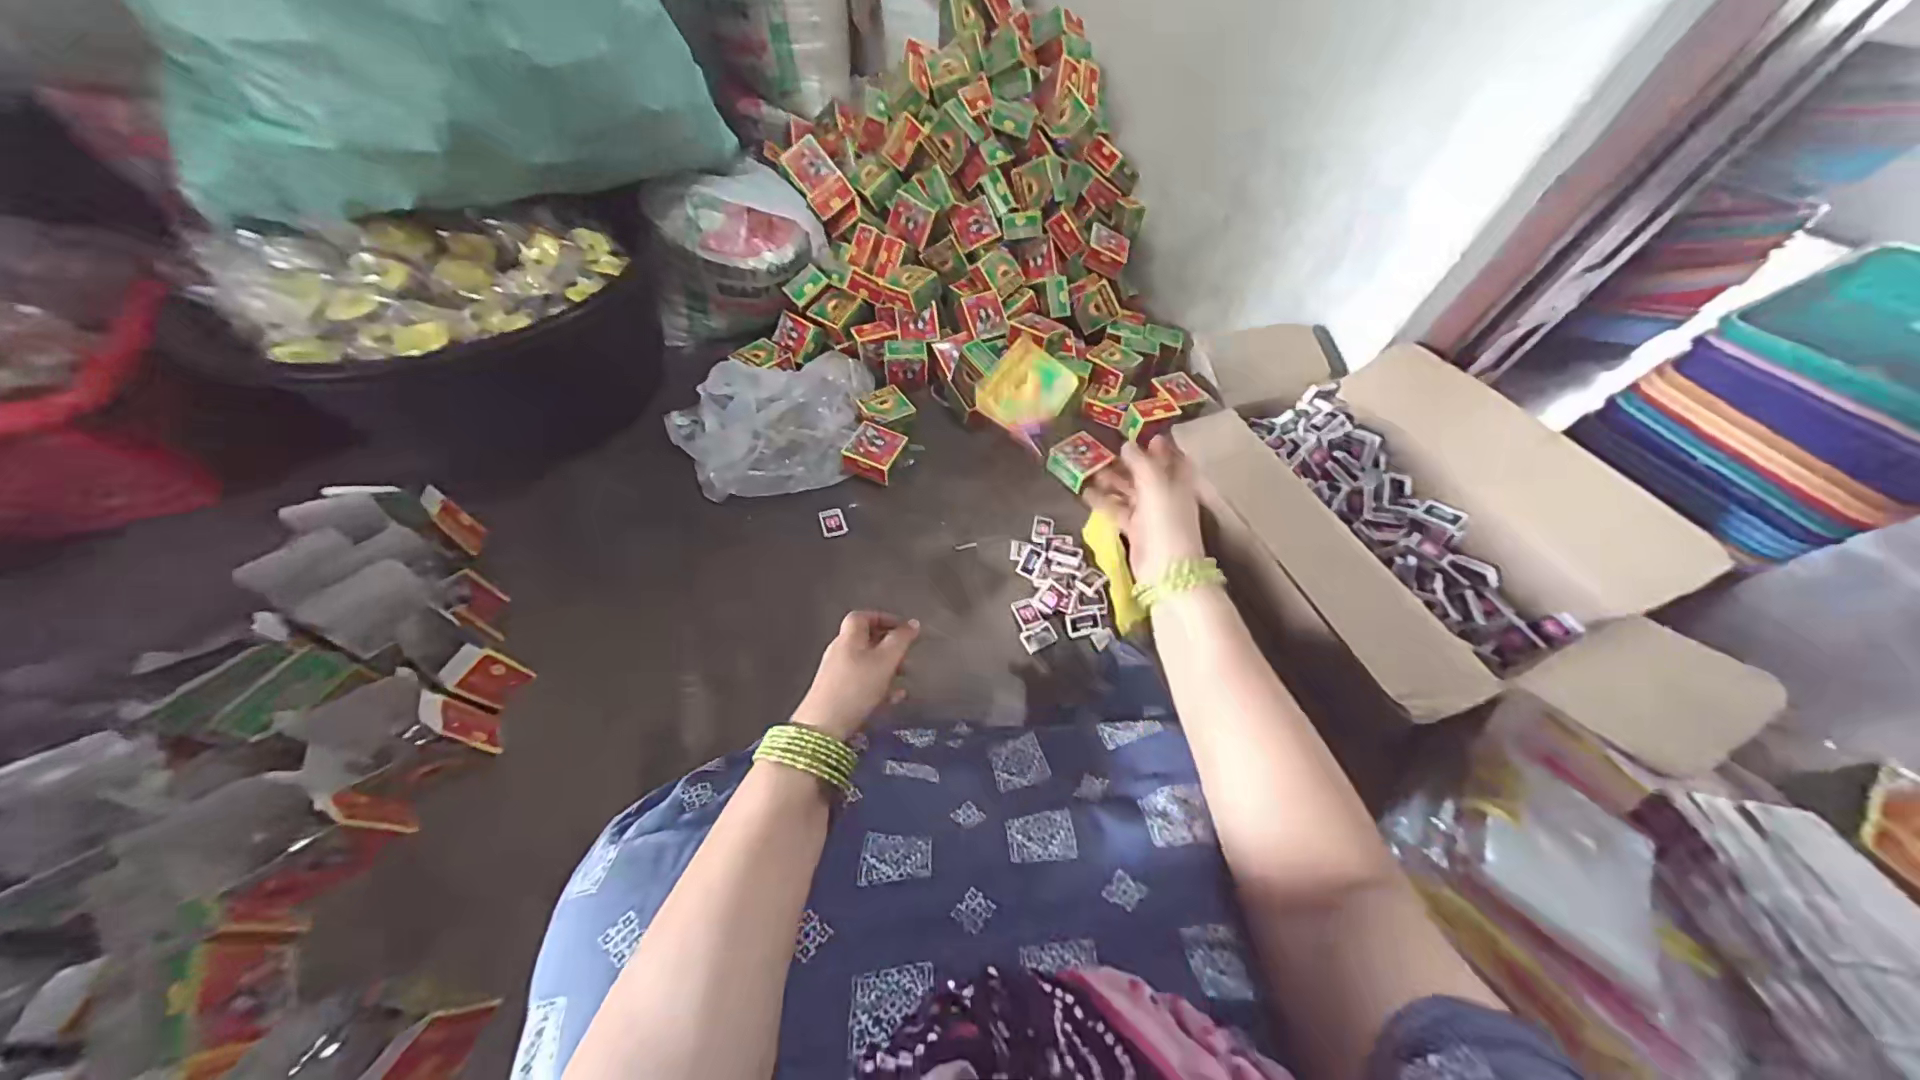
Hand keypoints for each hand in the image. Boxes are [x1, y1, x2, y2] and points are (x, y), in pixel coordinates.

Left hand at [790, 611, 920, 738]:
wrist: (824, 727)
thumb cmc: (857, 687)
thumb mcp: (885, 660)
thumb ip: (901, 640)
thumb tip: (913, 623)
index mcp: (849, 637)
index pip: (862, 616)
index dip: (883, 617)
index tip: (903, 628)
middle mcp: (840, 651)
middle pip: (866, 640)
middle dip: (889, 645)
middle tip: (907, 654)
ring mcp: (836, 673)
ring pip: (866, 663)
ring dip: (887, 667)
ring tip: (904, 677)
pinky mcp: (836, 693)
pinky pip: (862, 682)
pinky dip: (879, 685)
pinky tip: (893, 698)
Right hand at [1084, 437, 1205, 583]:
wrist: (1165, 569)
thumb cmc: (1165, 521)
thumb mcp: (1154, 484)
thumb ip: (1140, 462)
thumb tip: (1127, 444)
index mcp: (1177, 481)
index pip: (1169, 456)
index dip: (1155, 444)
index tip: (1135, 432)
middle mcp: (1165, 494)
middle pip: (1144, 472)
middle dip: (1125, 461)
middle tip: (1100, 450)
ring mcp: (1150, 513)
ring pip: (1128, 491)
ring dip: (1110, 480)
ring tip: (1089, 470)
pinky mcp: (1136, 529)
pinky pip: (1118, 509)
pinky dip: (1103, 501)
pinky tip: (1086, 493)